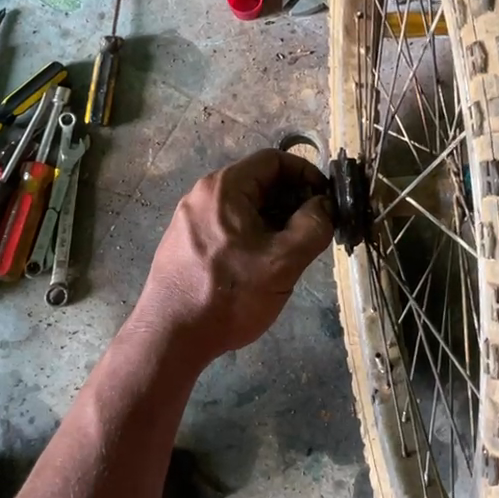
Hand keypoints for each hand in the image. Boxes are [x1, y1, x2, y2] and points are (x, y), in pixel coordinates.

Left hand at [134, 149, 334, 365]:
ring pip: (246, 206)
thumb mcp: (283, 261)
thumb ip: (313, 226)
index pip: (275, 159)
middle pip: (259, 182)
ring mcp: (191, 218)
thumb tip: (325, 205)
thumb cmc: (230, 294)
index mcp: (225, 187)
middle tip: (315, 229)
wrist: (171, 337)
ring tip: (293, 251)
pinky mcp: (186, 242)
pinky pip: (229, 225)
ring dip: (275, 220)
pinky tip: (263, 265)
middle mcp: (204, 194)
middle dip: (293, 200)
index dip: (307, 174)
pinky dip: (254, 234)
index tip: (327, 201)